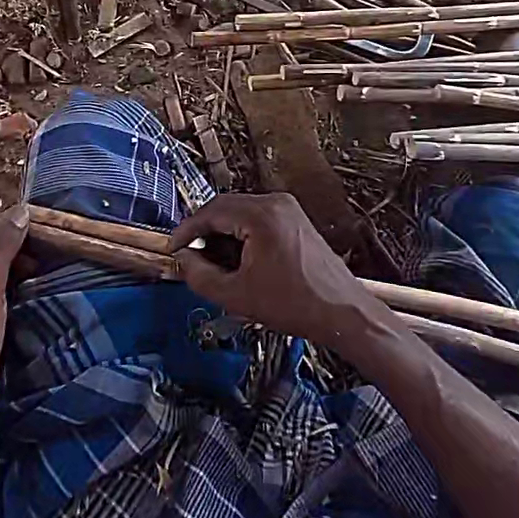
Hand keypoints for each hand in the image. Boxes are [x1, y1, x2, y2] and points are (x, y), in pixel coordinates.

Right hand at [167, 193, 389, 355]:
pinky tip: (240, 261)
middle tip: (192, 257)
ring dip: (223, 234)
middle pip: (225, 208)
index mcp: (261, 215)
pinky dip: (242, 235)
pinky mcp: (295, 220)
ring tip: (217, 264)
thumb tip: (183, 260)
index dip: (187, 230)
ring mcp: (288, 209)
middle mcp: (275, 203)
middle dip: (205, 232)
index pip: (210, 211)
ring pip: (240, 214)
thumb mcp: (236, 296)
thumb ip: (200, 276)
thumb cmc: (297, 305)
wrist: (344, 314)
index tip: (174, 247)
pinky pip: (257, 219)